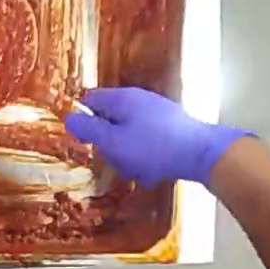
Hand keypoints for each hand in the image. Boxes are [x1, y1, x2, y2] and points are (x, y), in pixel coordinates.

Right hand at [64, 86, 251, 185]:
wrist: (201, 153)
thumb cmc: (152, 148)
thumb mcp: (113, 142)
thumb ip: (89, 130)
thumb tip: (68, 118)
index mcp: (122, 99)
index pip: (90, 100)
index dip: (82, 120)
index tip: (83, 141)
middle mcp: (138, 99)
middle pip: (108, 118)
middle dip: (106, 140)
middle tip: (112, 158)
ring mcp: (156, 111)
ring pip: (126, 132)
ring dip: (125, 152)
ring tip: (134, 168)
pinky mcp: (169, 125)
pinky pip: (144, 139)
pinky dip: (142, 154)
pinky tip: (150, 169)